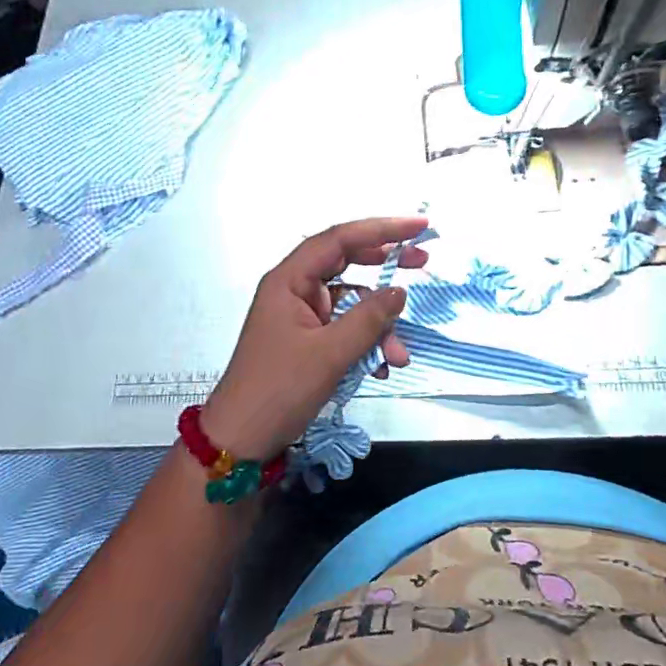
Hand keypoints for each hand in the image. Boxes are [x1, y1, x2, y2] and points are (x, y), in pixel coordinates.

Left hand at [199, 217, 429, 462]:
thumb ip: (369, 318)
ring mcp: (301, 317)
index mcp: (289, 281)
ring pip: (350, 306)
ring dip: (378, 328)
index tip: (418, 227)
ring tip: (398, 358)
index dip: (381, 229)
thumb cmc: (279, 390)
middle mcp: (294, 291)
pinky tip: (380, 369)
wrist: (242, 439)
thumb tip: (399, 292)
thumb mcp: (330, 353)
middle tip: (423, 263)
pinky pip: (344, 331)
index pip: (338, 239)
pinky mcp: (307, 342)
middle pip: (346, 265)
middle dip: (385, 269)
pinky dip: (365, 346)